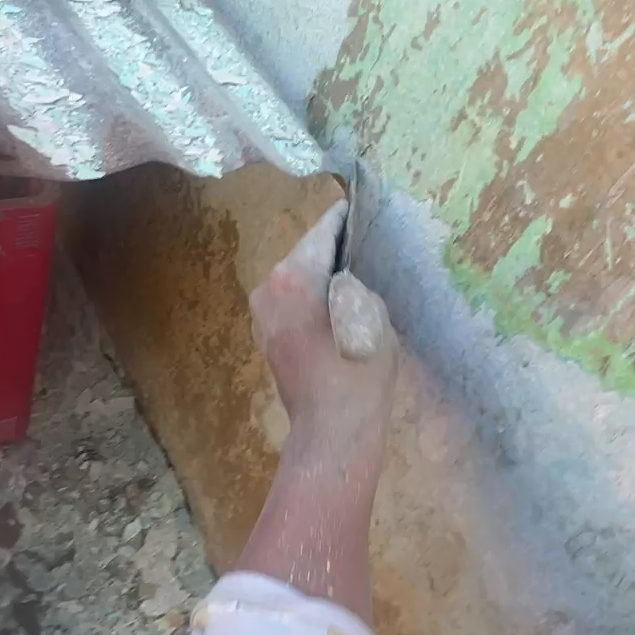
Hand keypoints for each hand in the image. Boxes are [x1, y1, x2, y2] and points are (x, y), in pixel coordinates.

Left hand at [249, 200, 400, 450]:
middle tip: (360, 244)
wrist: (332, 428)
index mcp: (295, 276)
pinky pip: (288, 301)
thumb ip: (355, 282)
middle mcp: (269, 287)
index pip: (321, 232)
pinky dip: (308, 298)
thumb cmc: (360, 370)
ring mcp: (261, 313)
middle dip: (330, 249)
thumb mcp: (373, 314)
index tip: (354, 206)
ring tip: (349, 277)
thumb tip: (343, 274)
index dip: (341, 218)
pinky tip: (332, 306)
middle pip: (304, 253)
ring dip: (317, 275)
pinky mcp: (264, 334)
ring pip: (294, 278)